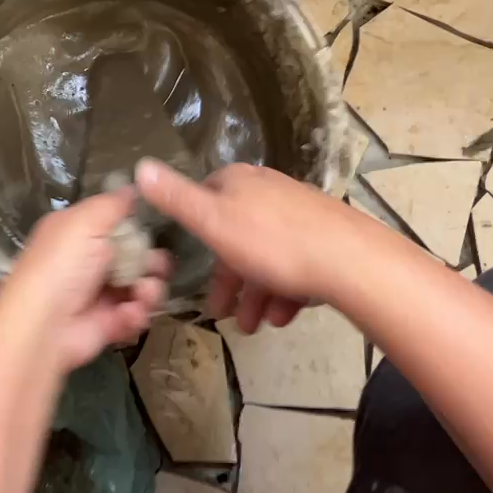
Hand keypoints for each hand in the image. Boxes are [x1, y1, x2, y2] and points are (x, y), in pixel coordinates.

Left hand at [0, 188, 170, 372]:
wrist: (42, 327)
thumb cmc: (61, 265)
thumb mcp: (84, 222)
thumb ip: (112, 204)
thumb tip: (132, 185)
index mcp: (76, 231)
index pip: (113, 222)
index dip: (136, 226)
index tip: (154, 228)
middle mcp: (87, 259)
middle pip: (133, 256)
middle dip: (151, 261)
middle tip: (158, 266)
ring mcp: (98, 292)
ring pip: (139, 286)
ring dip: (148, 289)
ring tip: (144, 293)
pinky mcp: (107, 323)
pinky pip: (134, 314)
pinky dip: (136, 314)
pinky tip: (130, 313)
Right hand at [135, 159, 364, 333]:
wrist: (352, 263)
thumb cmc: (272, 243)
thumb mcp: (211, 221)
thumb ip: (175, 198)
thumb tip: (140, 165)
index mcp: (237, 181)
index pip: (205, 199)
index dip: (197, 235)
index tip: (195, 270)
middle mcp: (266, 190)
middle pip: (236, 233)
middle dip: (229, 277)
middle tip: (223, 313)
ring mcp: (299, 212)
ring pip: (266, 253)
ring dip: (256, 292)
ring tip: (255, 327)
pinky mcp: (326, 236)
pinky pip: (296, 262)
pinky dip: (285, 290)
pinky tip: (284, 317)